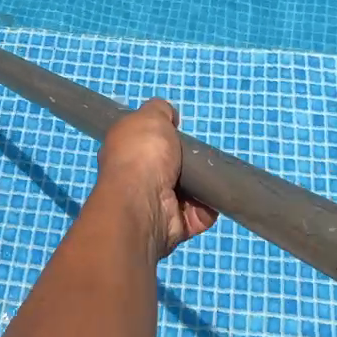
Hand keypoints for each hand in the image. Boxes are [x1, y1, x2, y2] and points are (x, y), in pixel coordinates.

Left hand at [93, 99, 219, 259]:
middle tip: (197, 157)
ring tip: (208, 176)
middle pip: (167, 167)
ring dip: (199, 187)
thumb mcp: (151, 116)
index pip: (142, 143)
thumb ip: (160, 111)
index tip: (175, 133)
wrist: (145, 200)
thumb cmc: (144, 152)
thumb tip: (169, 117)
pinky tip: (212, 197)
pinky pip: (197, 214)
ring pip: (184, 192)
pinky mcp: (173, 225)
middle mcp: (135, 178)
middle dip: (184, 163)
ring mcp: (154, 204)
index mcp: (124, 151)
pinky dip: (207, 208)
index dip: (159, 137)